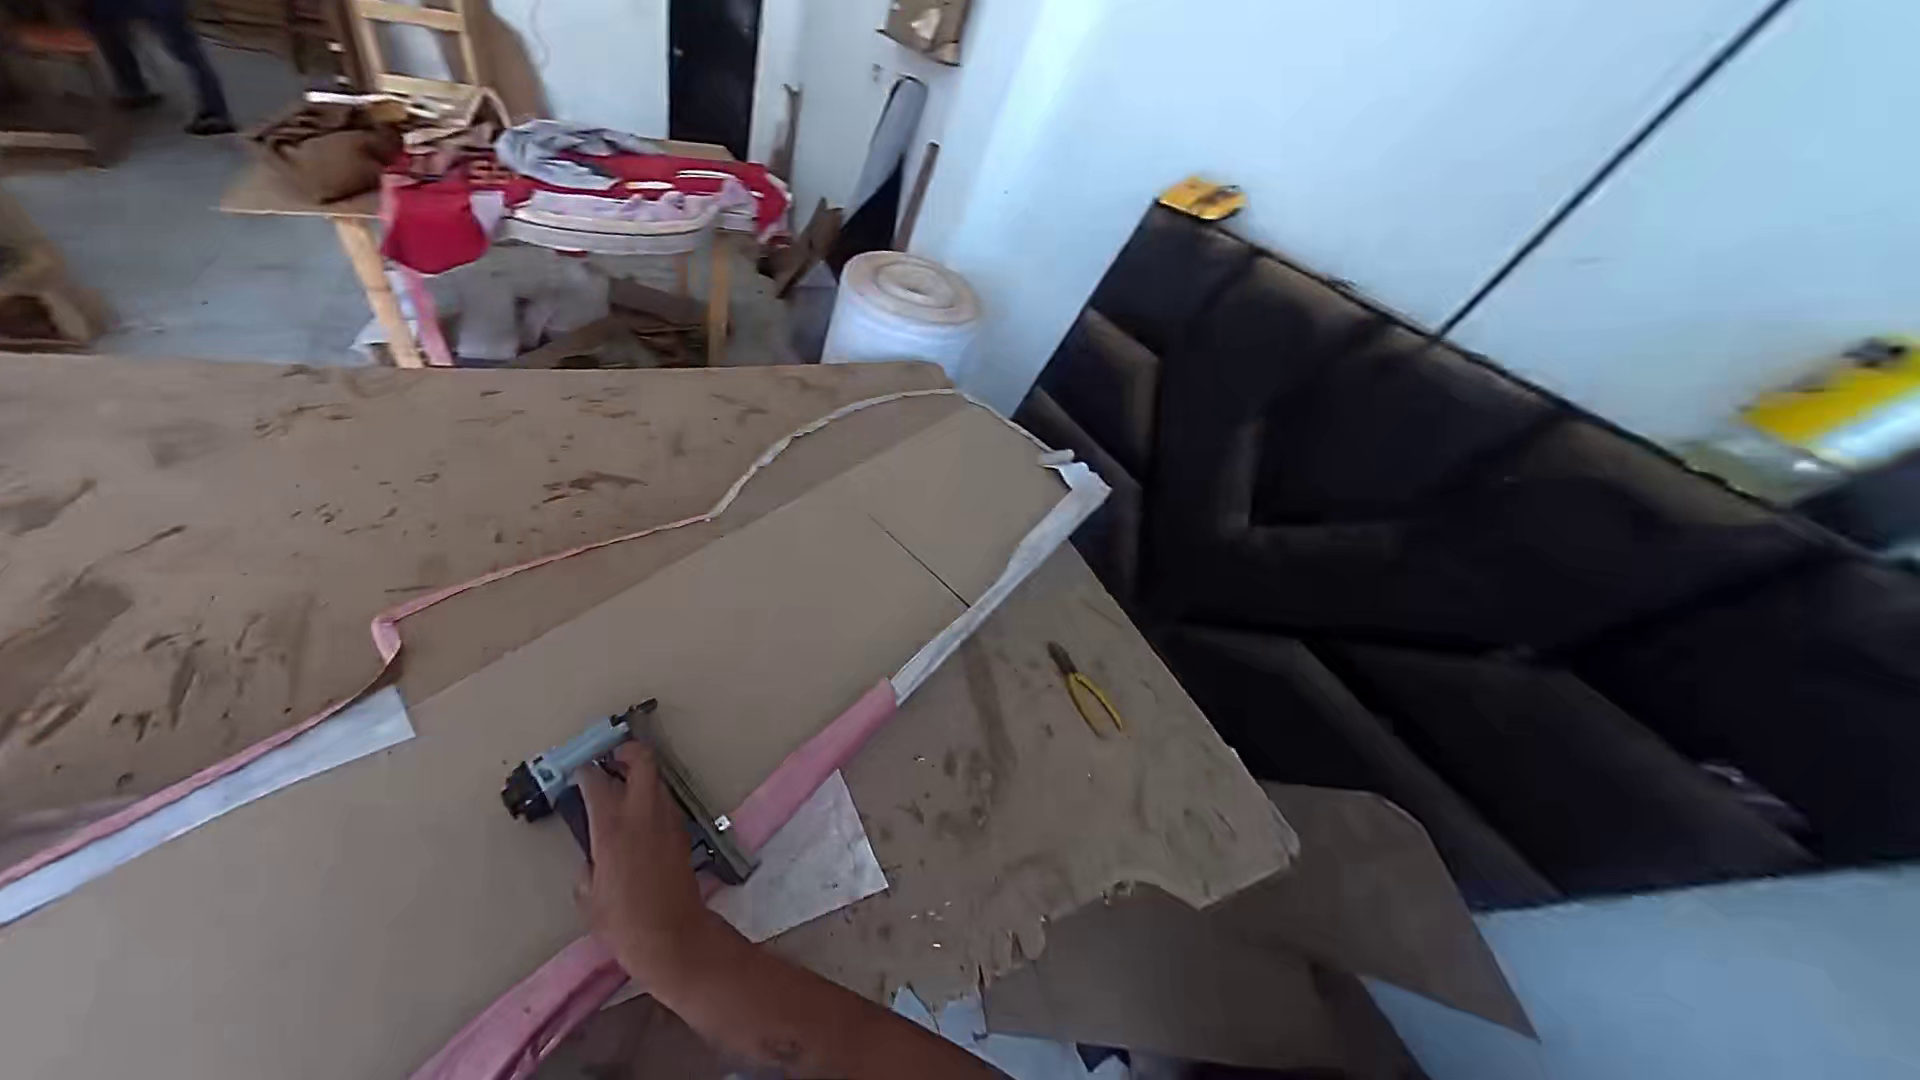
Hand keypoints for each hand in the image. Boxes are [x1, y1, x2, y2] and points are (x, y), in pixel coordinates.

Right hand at [574, 741, 714, 988]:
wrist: (670, 931)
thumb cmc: (622, 919)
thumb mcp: (587, 893)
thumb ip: (587, 862)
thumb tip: (593, 851)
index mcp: (613, 828)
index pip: (598, 782)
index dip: (587, 771)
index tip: (579, 770)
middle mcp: (643, 814)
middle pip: (642, 761)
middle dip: (626, 751)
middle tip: (611, 756)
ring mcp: (667, 818)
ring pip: (656, 778)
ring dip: (640, 773)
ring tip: (622, 783)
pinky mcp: (681, 828)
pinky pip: (664, 800)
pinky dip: (651, 795)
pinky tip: (639, 813)